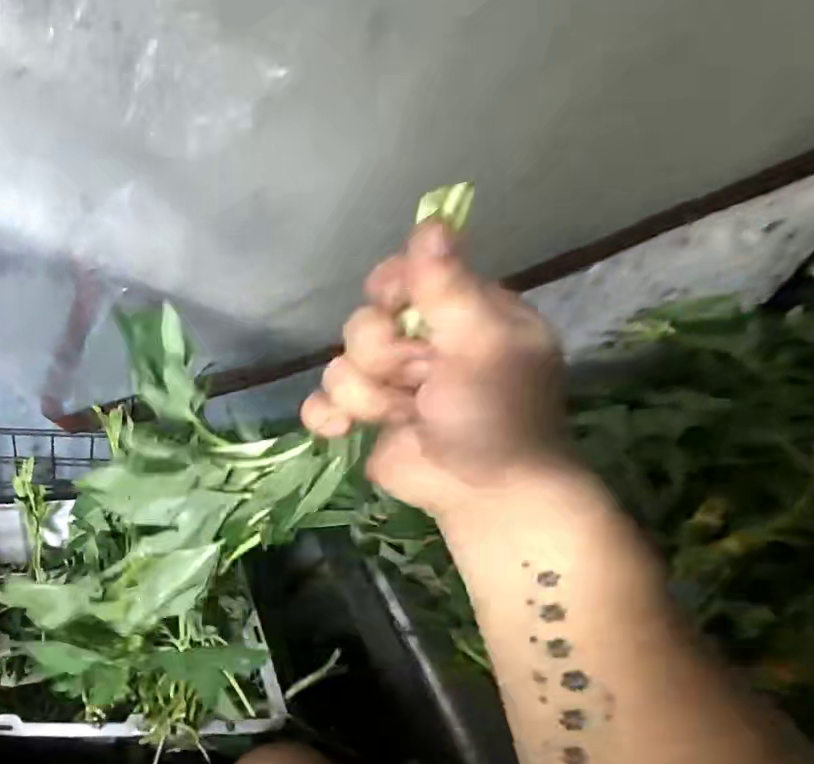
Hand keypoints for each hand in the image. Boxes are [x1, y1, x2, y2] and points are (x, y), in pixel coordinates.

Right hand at [300, 221, 572, 520]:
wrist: (481, 490)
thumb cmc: (495, 414)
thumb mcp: (480, 344)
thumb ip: (448, 288)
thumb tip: (429, 222)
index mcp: (456, 313)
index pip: (402, 276)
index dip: (391, 291)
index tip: (399, 310)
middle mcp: (418, 342)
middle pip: (361, 324)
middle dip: (383, 357)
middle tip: (420, 380)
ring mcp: (384, 382)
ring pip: (337, 367)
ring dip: (367, 397)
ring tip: (401, 417)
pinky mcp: (358, 418)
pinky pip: (318, 403)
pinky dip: (327, 417)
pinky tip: (346, 431)